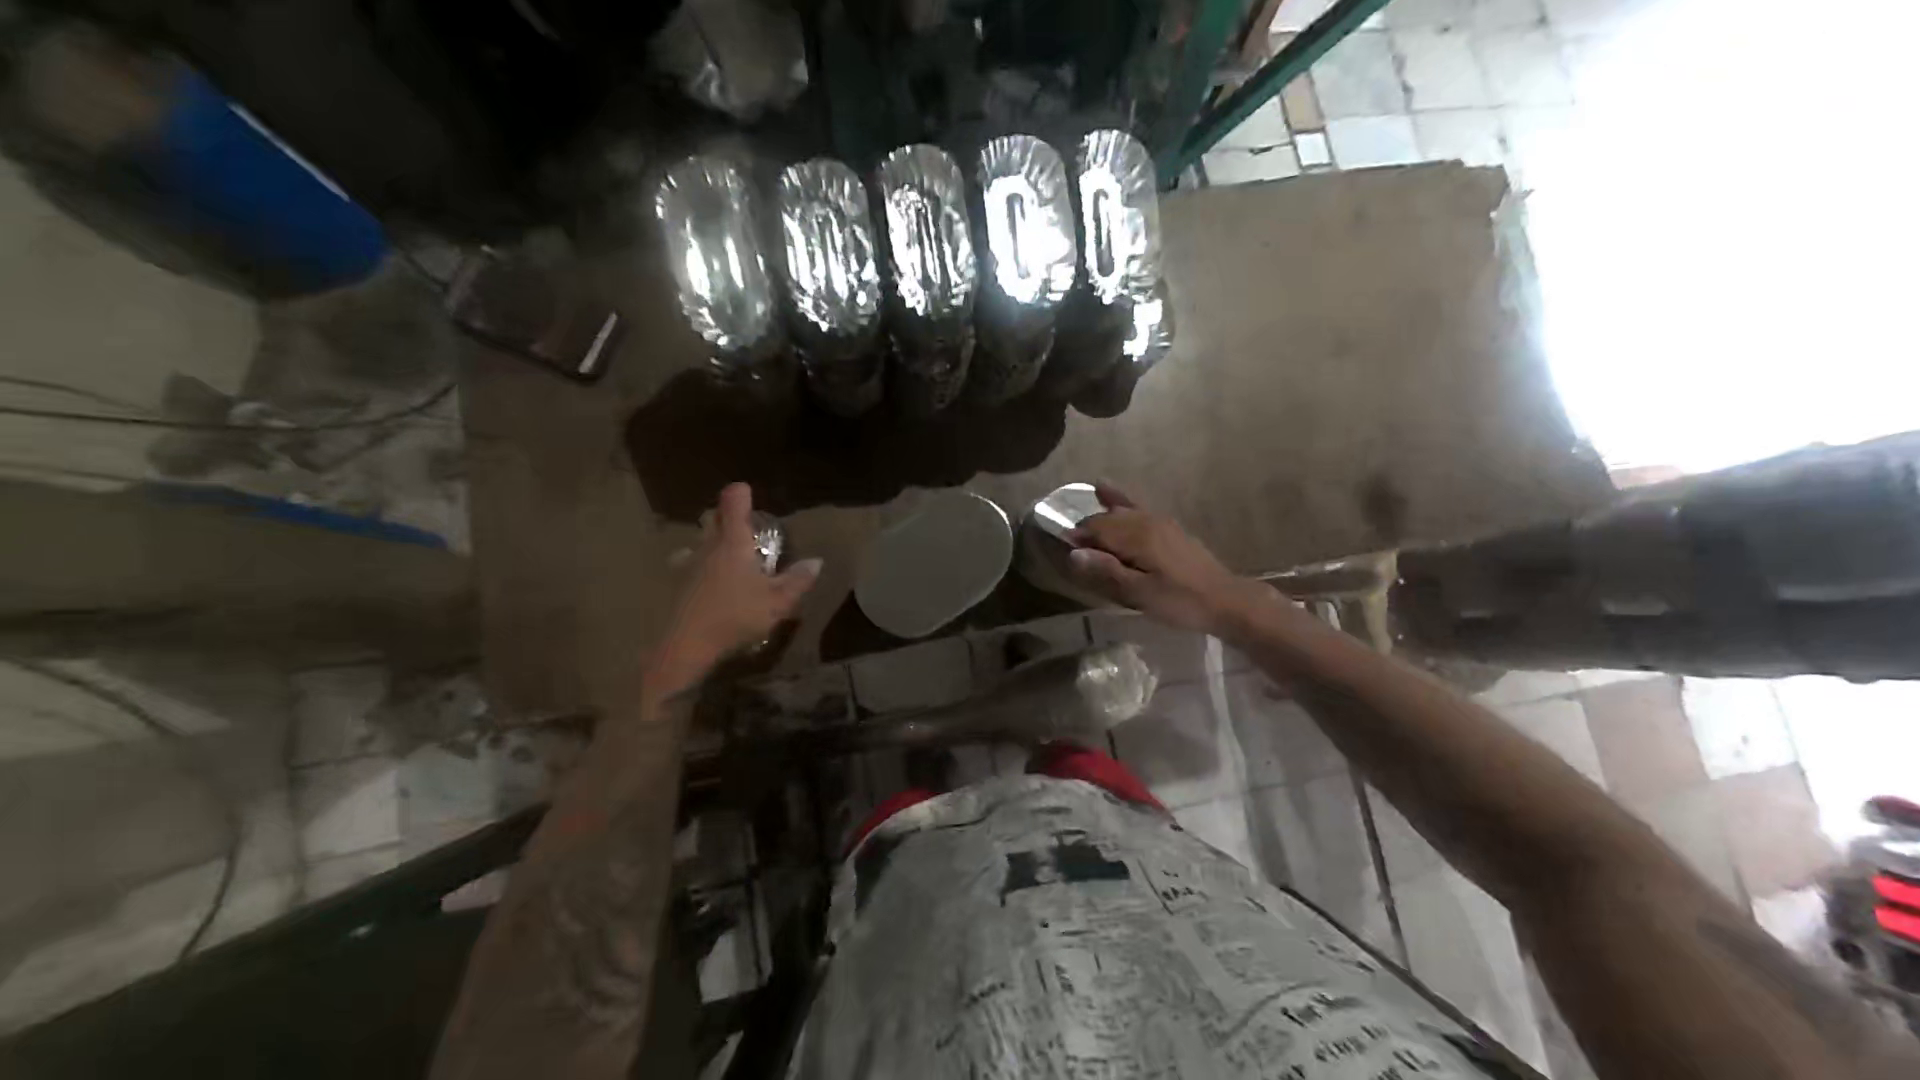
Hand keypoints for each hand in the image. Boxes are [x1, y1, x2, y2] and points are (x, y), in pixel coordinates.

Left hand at [645, 483, 820, 700]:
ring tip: (725, 558)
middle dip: (726, 516)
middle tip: (744, 528)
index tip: (748, 493)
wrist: (684, 646)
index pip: (733, 502)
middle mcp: (708, 546)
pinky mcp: (673, 585)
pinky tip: (706, 585)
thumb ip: (798, 580)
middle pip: (713, 518)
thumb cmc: (735, 616)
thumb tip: (816, 561)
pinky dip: (698, 568)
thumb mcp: (777, 602)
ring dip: (710, 543)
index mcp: (733, 542)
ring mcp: (686, 564)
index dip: (740, 493)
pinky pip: (687, 566)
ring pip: (698, 542)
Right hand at [1065, 482, 1253, 633]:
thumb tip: (1073, 553)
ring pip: (1124, 509)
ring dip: (1105, 511)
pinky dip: (1124, 501)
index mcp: (1137, 536)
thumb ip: (1107, 570)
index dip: (1079, 536)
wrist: (1226, 600)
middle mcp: (1147, 521)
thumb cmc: (1180, 601)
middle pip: (1109, 516)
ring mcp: (1161, 521)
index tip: (1065, 547)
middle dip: (1089, 525)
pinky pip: (1140, 508)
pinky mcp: (1171, 528)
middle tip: (1076, 542)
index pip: (1097, 527)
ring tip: (1089, 510)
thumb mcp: (1140, 592)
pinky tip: (1116, 499)